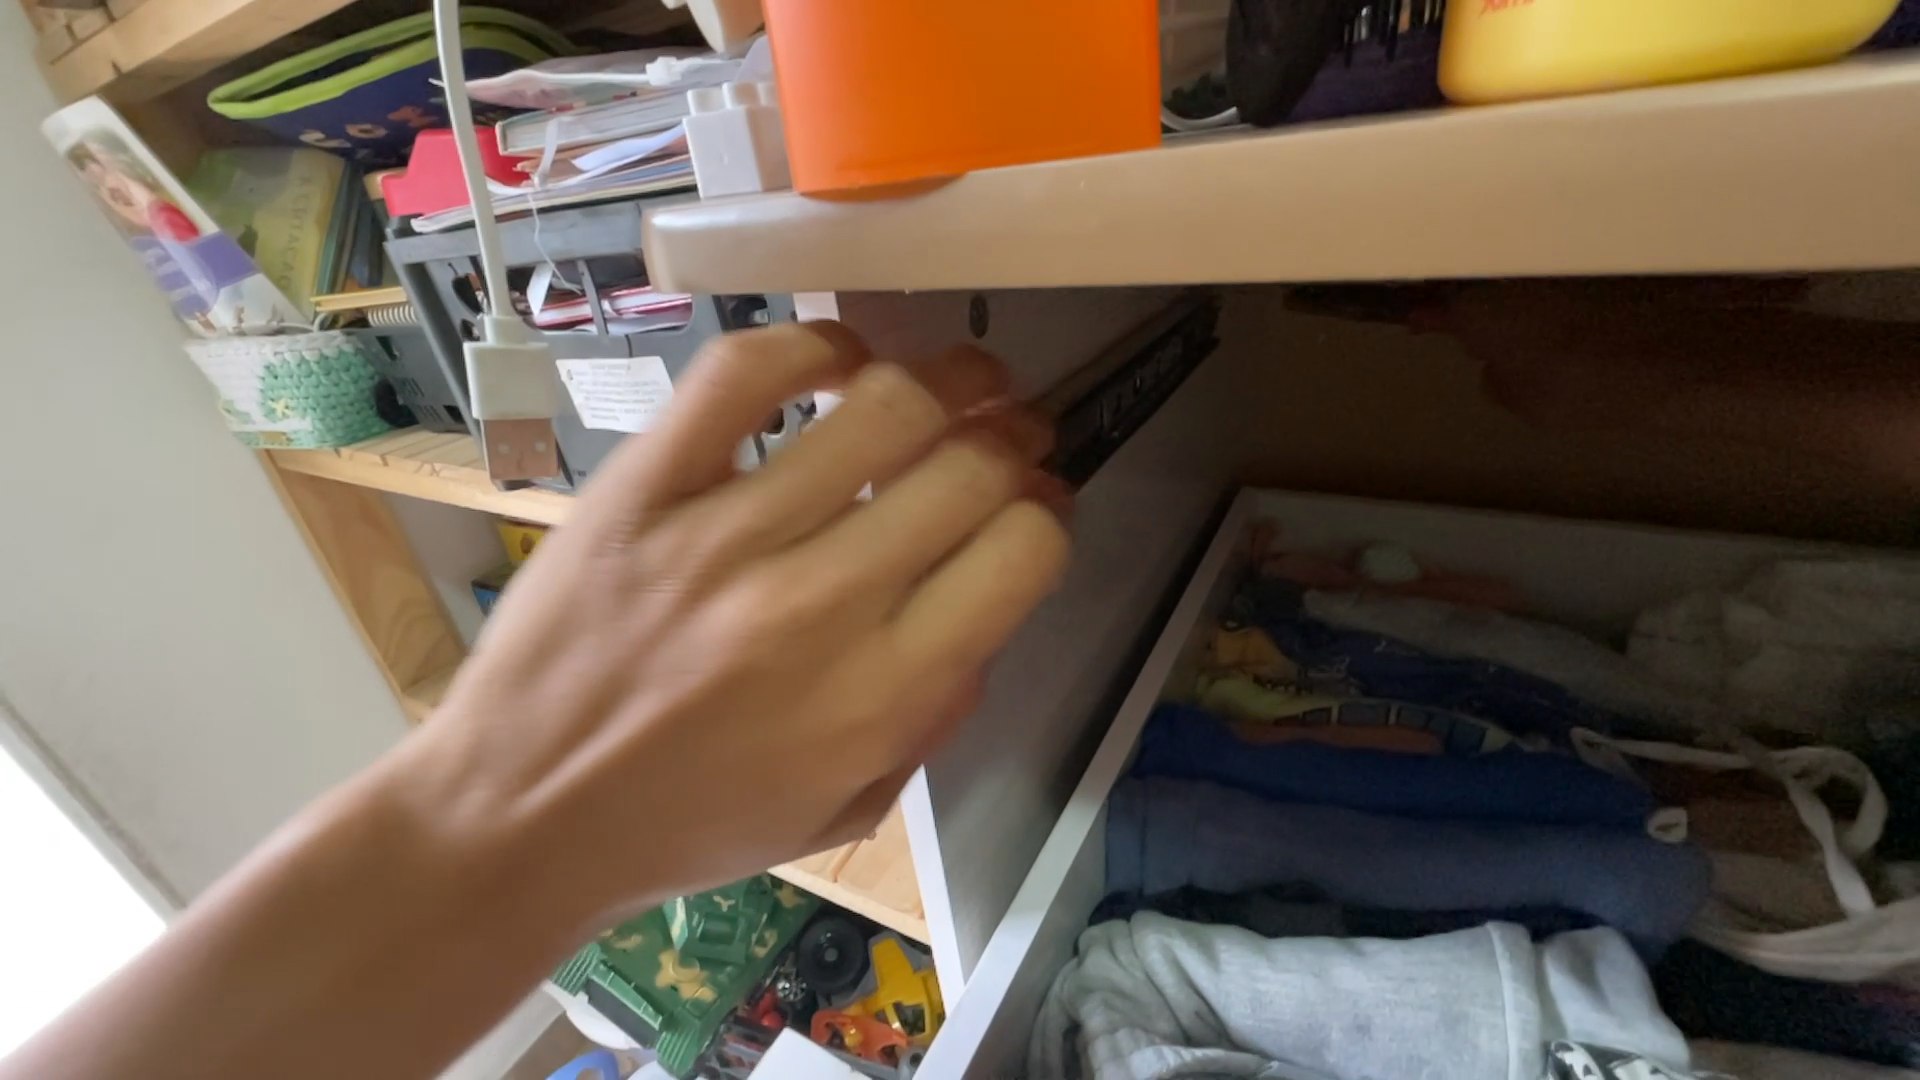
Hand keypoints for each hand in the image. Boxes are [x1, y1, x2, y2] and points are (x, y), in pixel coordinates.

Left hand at [405, 322, 1070, 927]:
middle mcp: (819, 605)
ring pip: (884, 407)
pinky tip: (843, 360)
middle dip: (1015, 438)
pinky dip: (815, 346)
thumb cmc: (700, 824)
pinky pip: (745, 375)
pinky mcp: (644, 489)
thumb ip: (942, 706)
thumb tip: (992, 589)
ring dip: (949, 379)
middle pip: (970, 468)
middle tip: (1015, 430)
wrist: (521, 817)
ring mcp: (723, 536)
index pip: (1020, 553)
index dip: (1048, 513)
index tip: (1038, 502)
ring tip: (962, 381)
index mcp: (881, 694)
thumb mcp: (853, 802)